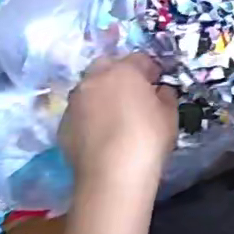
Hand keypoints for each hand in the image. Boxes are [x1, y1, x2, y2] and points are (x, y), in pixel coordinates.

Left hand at [58, 54, 177, 189]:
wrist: (113, 174)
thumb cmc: (149, 138)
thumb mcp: (170, 114)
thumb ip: (165, 95)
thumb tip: (159, 91)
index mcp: (123, 71)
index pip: (139, 59)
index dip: (151, 70)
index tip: (157, 83)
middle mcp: (94, 80)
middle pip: (107, 67)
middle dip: (120, 75)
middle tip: (134, 95)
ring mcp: (74, 102)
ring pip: (90, 89)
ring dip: (102, 95)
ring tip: (117, 116)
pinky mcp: (63, 124)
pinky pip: (81, 112)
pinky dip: (91, 116)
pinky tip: (103, 134)